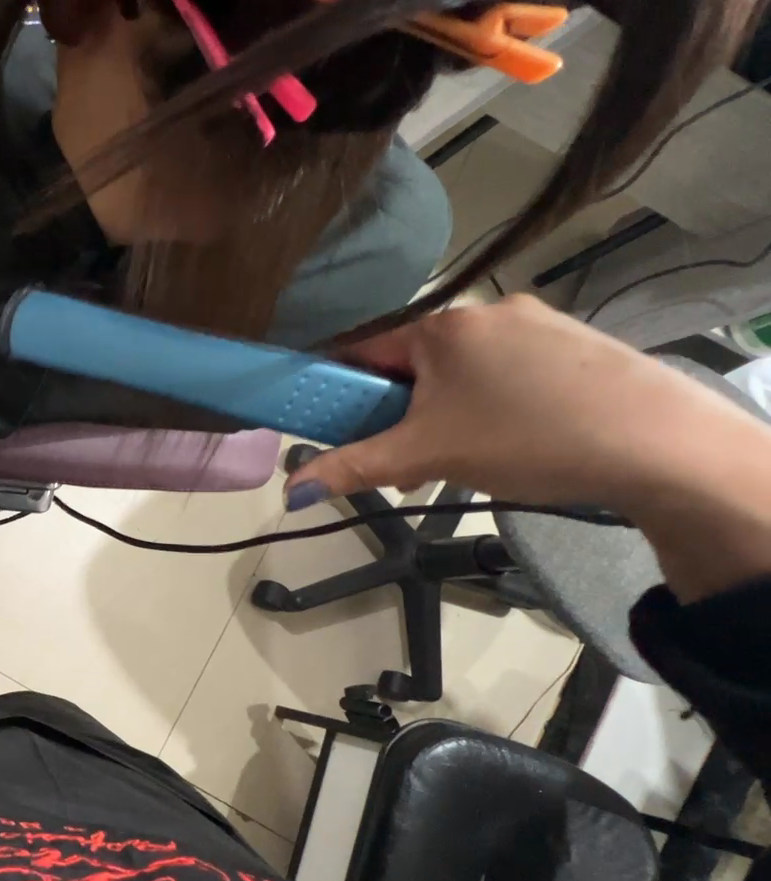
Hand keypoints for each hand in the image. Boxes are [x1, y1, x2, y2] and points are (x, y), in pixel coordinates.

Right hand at [287, 295, 770, 600]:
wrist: (664, 447)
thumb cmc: (526, 438)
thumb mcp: (424, 457)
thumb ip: (350, 468)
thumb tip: (290, 491)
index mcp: (442, 327)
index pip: (360, 351)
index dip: (339, 391)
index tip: (335, 427)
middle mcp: (486, 313)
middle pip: (409, 365)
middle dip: (395, 412)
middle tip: (401, 457)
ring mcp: (538, 324)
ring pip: (458, 372)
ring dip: (439, 413)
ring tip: (457, 458)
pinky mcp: (575, 346)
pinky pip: (503, 373)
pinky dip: (486, 405)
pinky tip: (505, 441)